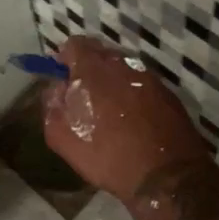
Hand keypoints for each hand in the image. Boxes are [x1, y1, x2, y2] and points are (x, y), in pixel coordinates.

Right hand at [41, 36, 210, 202]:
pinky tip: (132, 118)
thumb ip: (51, 107)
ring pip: (122, 68)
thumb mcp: (63, 138)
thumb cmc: (108, 156)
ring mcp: (147, 76)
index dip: (64, 58)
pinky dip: (132, 93)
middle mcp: (121, 64)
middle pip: (99, 53)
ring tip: (109, 108)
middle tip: (83, 94)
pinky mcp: (166, 91)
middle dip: (88, 68)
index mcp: (93, 68)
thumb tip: (56, 89)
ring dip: (112, 81)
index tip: (61, 76)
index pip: (73, 45)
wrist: (166, 175)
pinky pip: (141, 83)